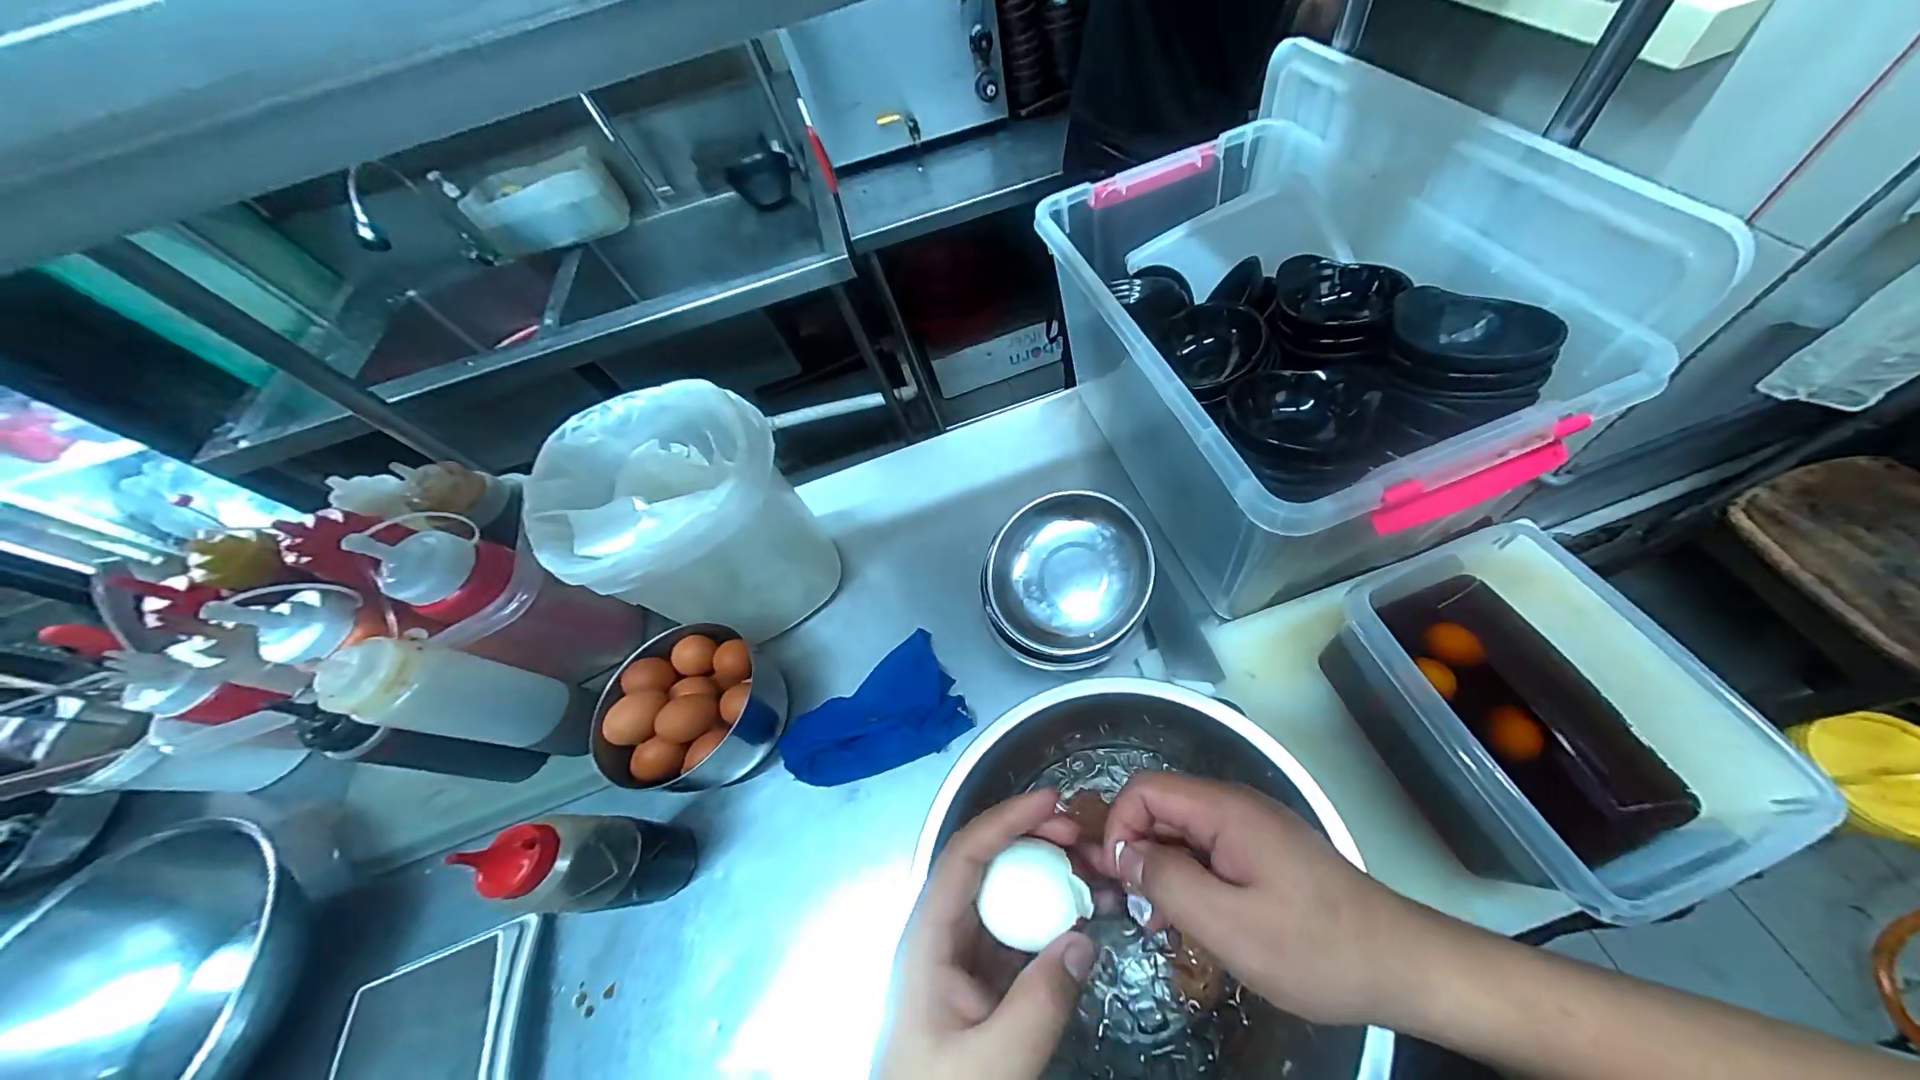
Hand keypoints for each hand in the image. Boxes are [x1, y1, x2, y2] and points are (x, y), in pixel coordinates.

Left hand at [874, 790, 1098, 1079]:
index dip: (1006, 820)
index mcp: (928, 935)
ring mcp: (962, 957)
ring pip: (1006, 896)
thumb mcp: (991, 1061)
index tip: (1050, 802)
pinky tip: (1083, 919)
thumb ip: (1039, 1004)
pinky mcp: (981, 980)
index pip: (965, 855)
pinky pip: (1018, 932)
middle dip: (1033, 841)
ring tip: (1091, 871)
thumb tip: (1083, 940)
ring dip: (1047, 877)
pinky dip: (1051, 918)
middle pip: (987, 865)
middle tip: (1082, 838)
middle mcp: (943, 933)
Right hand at [1095, 772, 1433, 1026]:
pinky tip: (1194, 918)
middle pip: (1160, 808)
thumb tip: (1122, 854)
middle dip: (1136, 851)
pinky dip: (1189, 878)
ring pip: (1181, 832)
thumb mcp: (1230, 925)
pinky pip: (1207, 851)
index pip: (1144, 790)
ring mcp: (1251, 828)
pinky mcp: (1263, 851)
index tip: (1119, 880)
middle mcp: (1234, 806)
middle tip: (1136, 908)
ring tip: (1161, 922)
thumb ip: (1167, 882)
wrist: (1404, 967)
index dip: (1119, 827)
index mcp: (1225, 810)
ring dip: (1161, 870)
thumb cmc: (1316, 948)